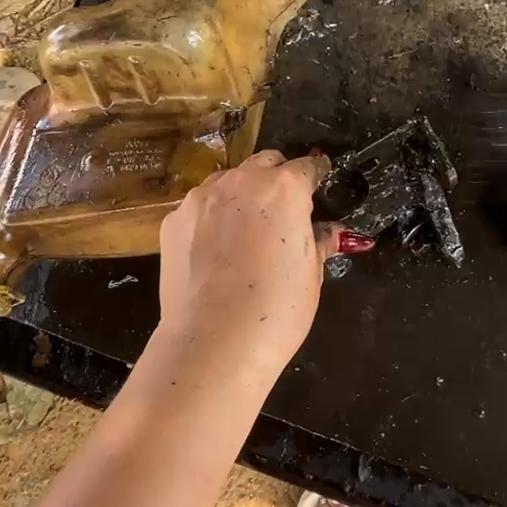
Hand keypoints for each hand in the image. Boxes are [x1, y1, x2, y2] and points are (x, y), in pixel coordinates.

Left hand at [156, 150, 341, 376]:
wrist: (214, 342)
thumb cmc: (276, 310)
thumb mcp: (312, 275)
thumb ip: (320, 242)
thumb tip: (333, 232)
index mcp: (284, 188)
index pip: (307, 167)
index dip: (315, 179)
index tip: (316, 193)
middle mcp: (242, 181)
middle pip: (265, 164)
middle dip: (277, 180)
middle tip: (282, 216)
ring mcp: (202, 198)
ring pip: (228, 181)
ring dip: (241, 196)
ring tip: (244, 236)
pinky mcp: (173, 220)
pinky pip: (199, 208)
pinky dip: (210, 220)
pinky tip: (214, 254)